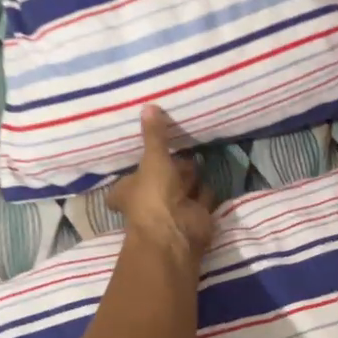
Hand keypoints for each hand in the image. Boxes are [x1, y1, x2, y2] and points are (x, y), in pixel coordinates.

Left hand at [107, 105, 216, 260]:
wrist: (177, 232)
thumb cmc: (154, 196)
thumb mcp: (153, 160)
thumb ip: (154, 135)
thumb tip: (148, 105)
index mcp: (129, 191)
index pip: (125, 183)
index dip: (132, 174)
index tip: (142, 157)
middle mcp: (150, 201)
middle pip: (160, 181)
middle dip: (170, 169)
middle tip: (180, 147)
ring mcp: (174, 210)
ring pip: (183, 188)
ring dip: (190, 177)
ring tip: (197, 157)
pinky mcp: (196, 216)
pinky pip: (203, 198)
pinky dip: (206, 190)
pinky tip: (212, 173)